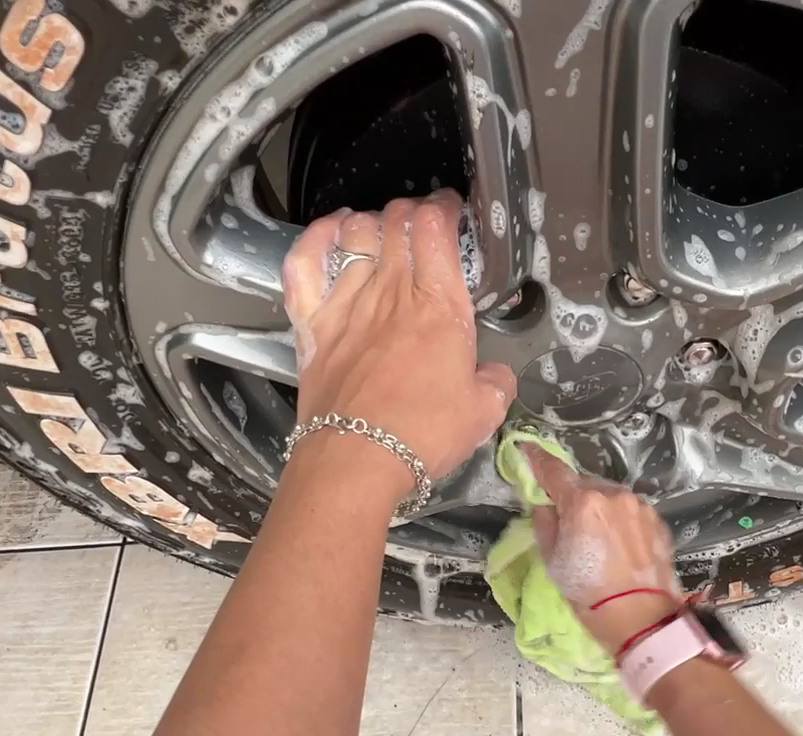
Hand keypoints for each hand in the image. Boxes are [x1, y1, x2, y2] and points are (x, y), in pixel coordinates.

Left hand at [281, 191, 517, 492]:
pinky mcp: (313, 324)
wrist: (358, 460)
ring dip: (372, 222)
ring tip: (381, 230)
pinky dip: (317, 238)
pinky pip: (305, 263)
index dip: (444, 209)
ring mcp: (346, 304)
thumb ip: (497, 383)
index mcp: (439, 307)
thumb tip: (495, 374)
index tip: (451, 212)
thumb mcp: (484, 413)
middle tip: (422, 224)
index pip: (436, 229)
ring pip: (355, 235)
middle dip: (412, 212)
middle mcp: (391, 293)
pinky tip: (331, 233)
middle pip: (396, 223)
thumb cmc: (424, 435)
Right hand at [523, 445, 684, 651]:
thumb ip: (544, 522)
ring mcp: (639, 506)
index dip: (537, 459)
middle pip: (584, 485)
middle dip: (574, 497)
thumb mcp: (552, 559)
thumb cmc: (588, 591)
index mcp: (582, 501)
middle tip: (569, 521)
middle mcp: (613, 494)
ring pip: (610, 497)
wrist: (640, 616)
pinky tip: (618, 545)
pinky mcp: (657, 521)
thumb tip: (546, 505)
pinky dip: (620, 520)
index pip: (554, 471)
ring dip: (599, 508)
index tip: (527, 448)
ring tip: (597, 538)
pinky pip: (630, 512)